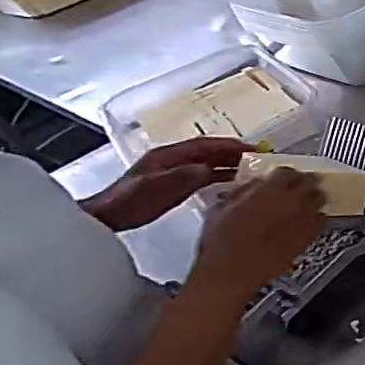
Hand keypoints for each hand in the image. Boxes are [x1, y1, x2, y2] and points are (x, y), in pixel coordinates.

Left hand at [83, 138, 251, 231]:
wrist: (104, 220)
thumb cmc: (128, 202)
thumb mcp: (157, 187)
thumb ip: (183, 176)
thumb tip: (210, 169)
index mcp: (170, 154)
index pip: (207, 145)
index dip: (231, 145)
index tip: (254, 148)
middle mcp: (174, 159)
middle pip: (210, 152)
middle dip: (234, 152)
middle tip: (260, 157)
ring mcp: (173, 172)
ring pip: (208, 164)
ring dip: (229, 165)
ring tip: (252, 170)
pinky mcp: (173, 186)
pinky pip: (203, 177)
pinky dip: (219, 177)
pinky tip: (231, 184)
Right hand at [190, 168, 324, 301]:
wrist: (230, 273)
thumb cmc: (222, 243)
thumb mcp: (223, 207)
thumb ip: (243, 191)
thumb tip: (254, 185)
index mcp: (271, 188)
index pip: (287, 171)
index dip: (285, 174)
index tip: (284, 177)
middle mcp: (292, 199)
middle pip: (310, 181)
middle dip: (306, 181)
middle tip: (302, 185)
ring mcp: (302, 218)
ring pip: (320, 198)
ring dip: (314, 197)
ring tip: (309, 201)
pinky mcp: (307, 237)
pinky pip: (321, 221)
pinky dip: (317, 218)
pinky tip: (310, 222)